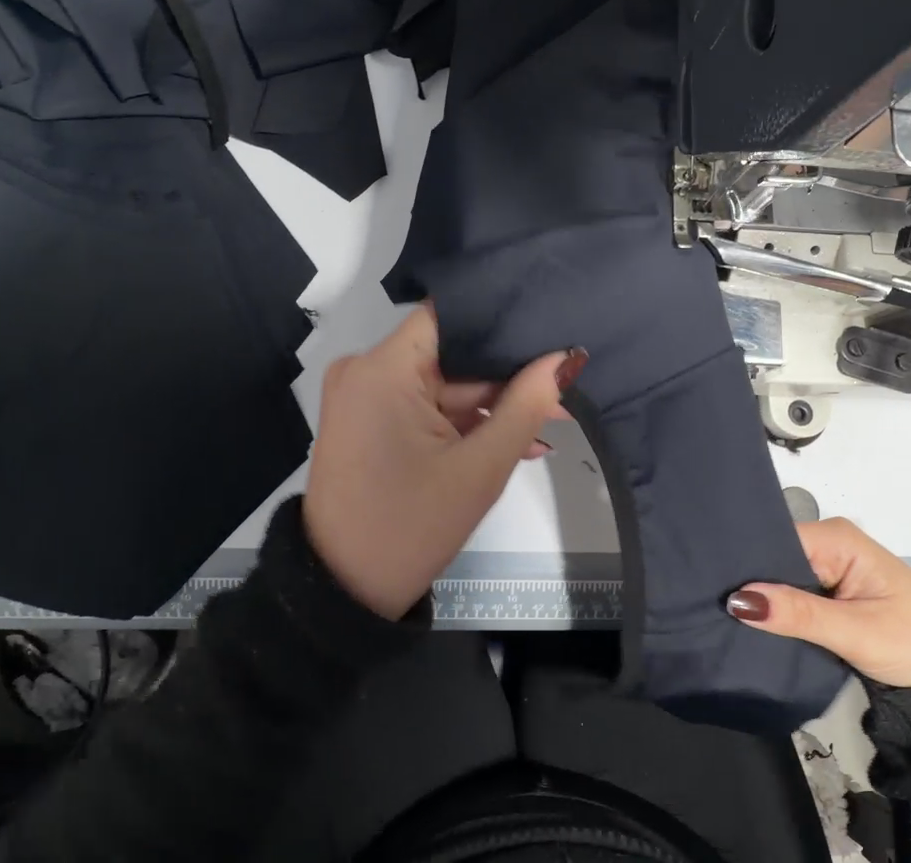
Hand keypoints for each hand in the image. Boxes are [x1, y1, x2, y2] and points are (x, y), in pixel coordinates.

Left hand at [303, 305, 583, 619]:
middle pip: (449, 353)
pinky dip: (461, 425)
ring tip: (548, 425)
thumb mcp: (480, 467)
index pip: (451, 317)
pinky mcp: (368, 423)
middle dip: (505, 377)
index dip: (502, 323)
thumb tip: (565, 359)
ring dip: (489, 408)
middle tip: (563, 393)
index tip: (551, 335)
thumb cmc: (412, 526)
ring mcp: (363, 398)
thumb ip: (527, 405)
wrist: (344, 592)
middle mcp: (365, 371)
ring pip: (441, 384)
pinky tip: (512, 443)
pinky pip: (423, 408)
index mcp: (382, 369)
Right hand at [726, 518, 910, 688]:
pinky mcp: (828, 590)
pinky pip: (791, 592)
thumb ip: (798, 614)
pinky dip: (775, 608)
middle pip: (773, 555)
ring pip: (779, 576)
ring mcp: (829, 566)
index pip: (775, 540)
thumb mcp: (855, 632)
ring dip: (759, 597)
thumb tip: (738, 599)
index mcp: (837, 539)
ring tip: (716, 611)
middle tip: (707, 602)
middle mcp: (829, 544)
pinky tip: (747, 620)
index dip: (744, 561)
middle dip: (747, 580)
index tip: (710, 583)